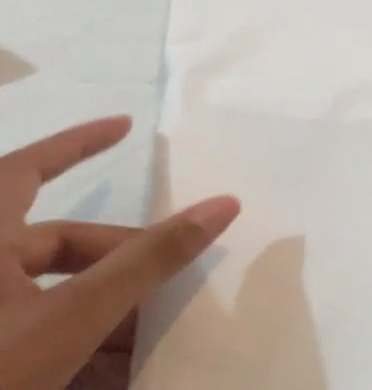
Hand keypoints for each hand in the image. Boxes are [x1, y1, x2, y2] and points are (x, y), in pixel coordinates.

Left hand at [0, 116, 238, 389]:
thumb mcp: (74, 316)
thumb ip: (152, 257)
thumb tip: (225, 203)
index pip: (25, 171)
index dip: (76, 145)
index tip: (126, 128)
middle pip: (52, 244)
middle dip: (117, 259)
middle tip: (170, 276)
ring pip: (39, 294)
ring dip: (97, 312)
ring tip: (143, 341)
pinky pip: (23, 331)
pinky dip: (67, 343)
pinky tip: (107, 372)